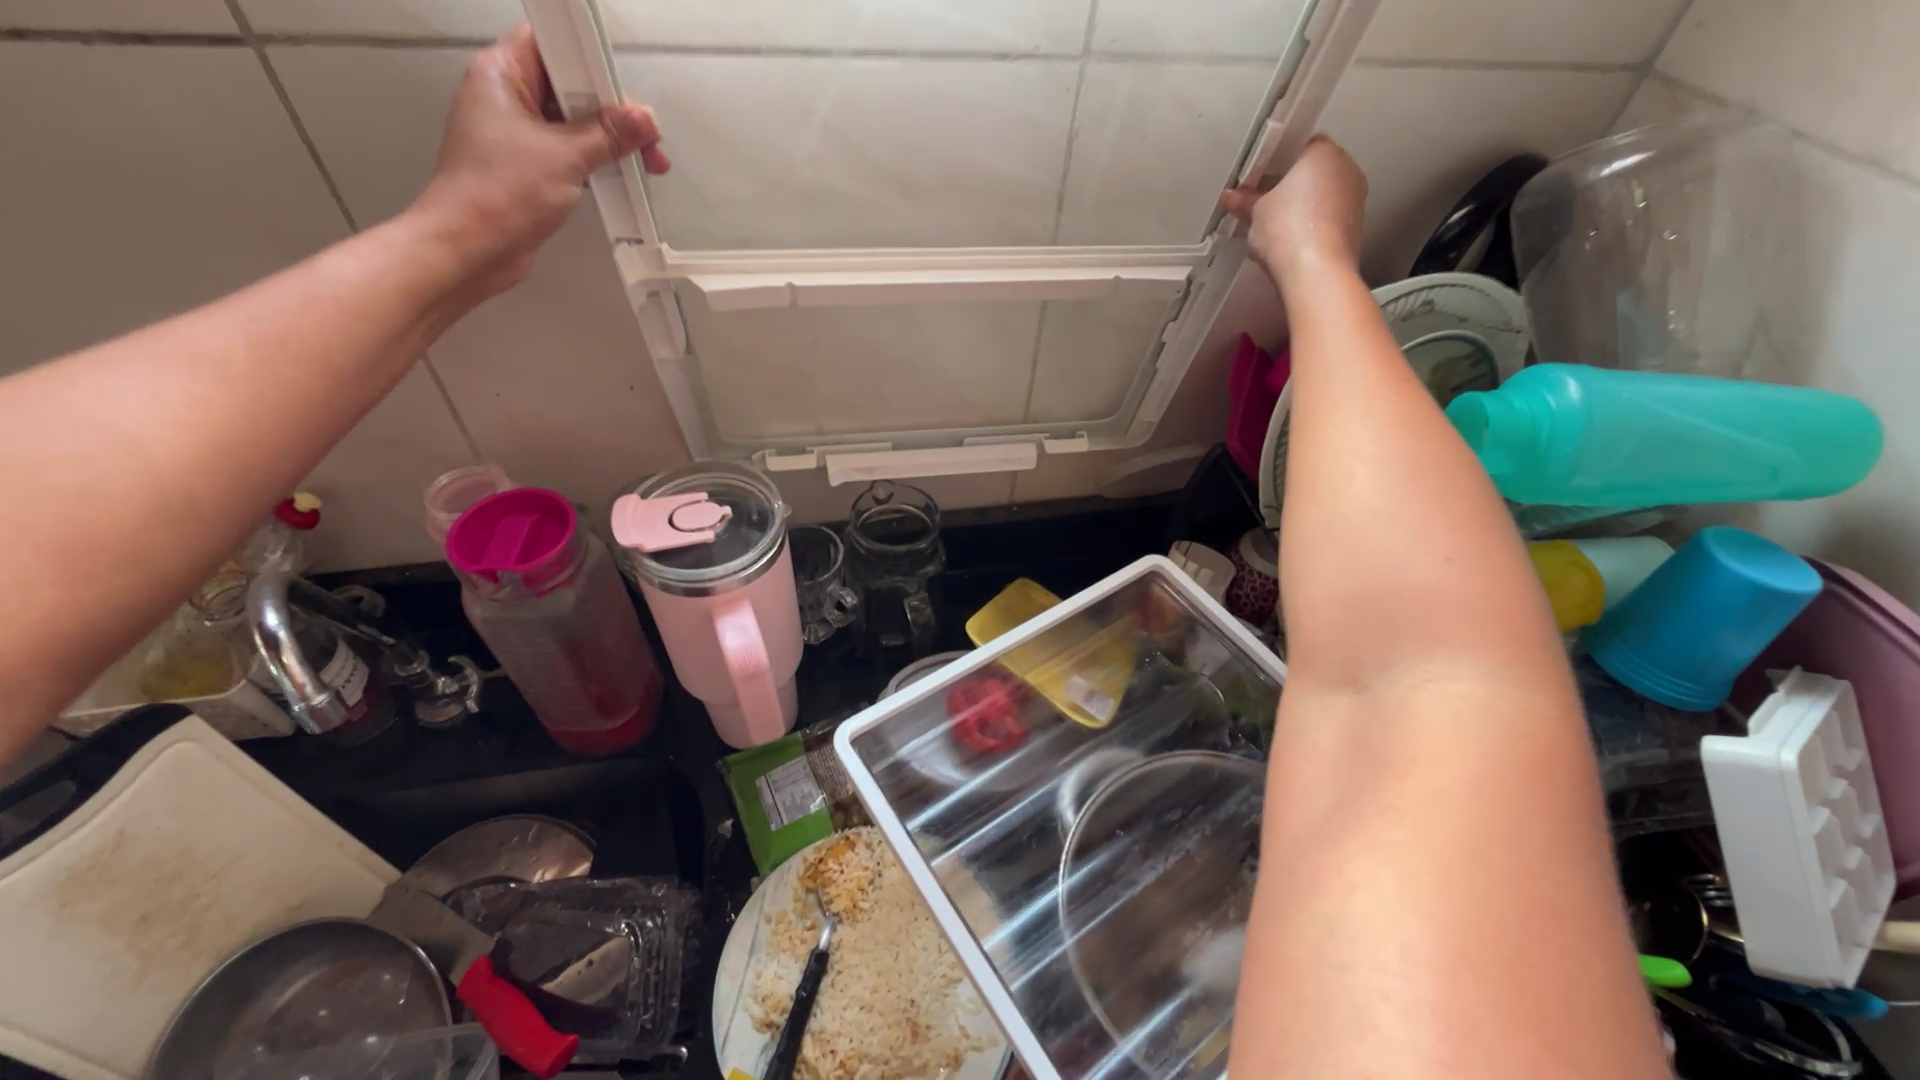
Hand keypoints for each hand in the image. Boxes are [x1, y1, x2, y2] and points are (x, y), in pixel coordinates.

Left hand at [411, 23, 668, 298]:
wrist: (471, 248)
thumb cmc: (493, 195)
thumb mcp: (566, 155)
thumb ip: (609, 134)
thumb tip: (640, 120)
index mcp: (500, 74)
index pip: (552, 44)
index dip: (592, 62)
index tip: (623, 87)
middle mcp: (505, 98)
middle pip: (570, 84)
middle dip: (612, 110)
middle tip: (643, 132)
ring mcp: (516, 133)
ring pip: (573, 121)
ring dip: (609, 139)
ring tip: (641, 159)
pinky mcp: (527, 166)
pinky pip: (569, 151)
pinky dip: (595, 160)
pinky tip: (618, 174)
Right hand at [1221, 135, 1366, 284]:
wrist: (1316, 273)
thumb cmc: (1289, 231)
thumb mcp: (1256, 212)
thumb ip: (1246, 200)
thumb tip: (1234, 197)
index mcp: (1324, 152)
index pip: (1299, 146)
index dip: (1276, 162)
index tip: (1259, 179)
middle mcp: (1346, 170)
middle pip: (1313, 172)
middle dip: (1289, 186)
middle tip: (1263, 203)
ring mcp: (1355, 199)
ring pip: (1322, 196)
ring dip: (1301, 208)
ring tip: (1273, 226)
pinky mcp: (1354, 227)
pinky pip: (1327, 219)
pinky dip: (1310, 227)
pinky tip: (1290, 242)